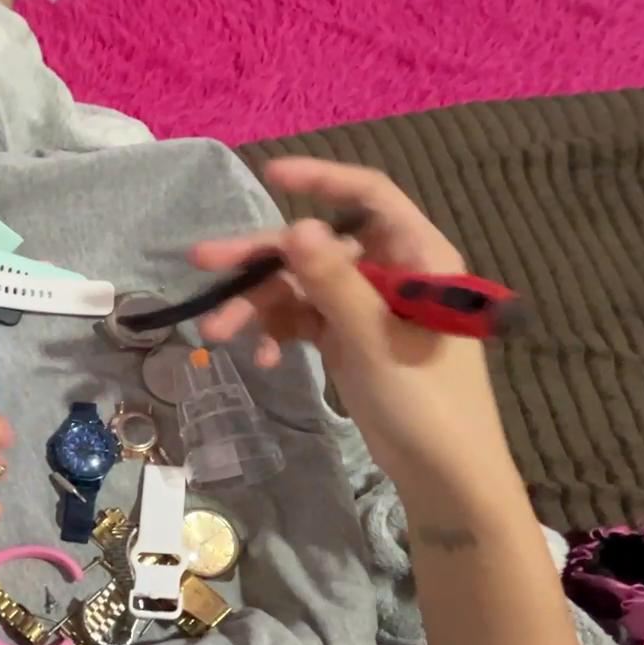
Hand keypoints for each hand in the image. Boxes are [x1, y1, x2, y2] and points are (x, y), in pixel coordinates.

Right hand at [195, 158, 519, 499]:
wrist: (442, 470)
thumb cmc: (424, 400)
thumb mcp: (373, 337)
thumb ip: (333, 282)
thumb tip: (296, 227)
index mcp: (416, 257)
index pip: (367, 199)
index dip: (320, 180)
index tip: (269, 174)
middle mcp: (389, 273)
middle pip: (314, 250)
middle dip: (259, 260)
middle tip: (201, 261)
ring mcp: (365, 308)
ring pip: (299, 290)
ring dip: (258, 308)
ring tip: (216, 336)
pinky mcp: (347, 339)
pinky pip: (302, 322)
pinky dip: (278, 335)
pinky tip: (262, 360)